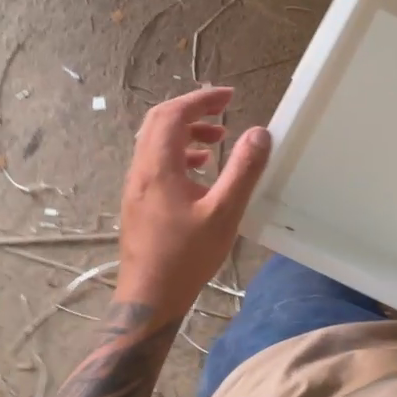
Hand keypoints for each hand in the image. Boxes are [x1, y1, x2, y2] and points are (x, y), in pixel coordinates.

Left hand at [113, 86, 270, 320]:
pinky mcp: (138, 201)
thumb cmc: (186, 257)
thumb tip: (260, 132)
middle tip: (223, 108)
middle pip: (158, 121)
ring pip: (154, 140)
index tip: (229, 96)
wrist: (148, 299)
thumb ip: (243, 170)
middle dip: (192, 108)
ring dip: (186, 129)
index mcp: (158, 168)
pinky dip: (179, 150)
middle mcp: (141, 171)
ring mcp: (136, 187)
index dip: (201, 99)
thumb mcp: (224, 212)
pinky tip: (201, 168)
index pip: (173, 115)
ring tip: (218, 137)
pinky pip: (155, 160)